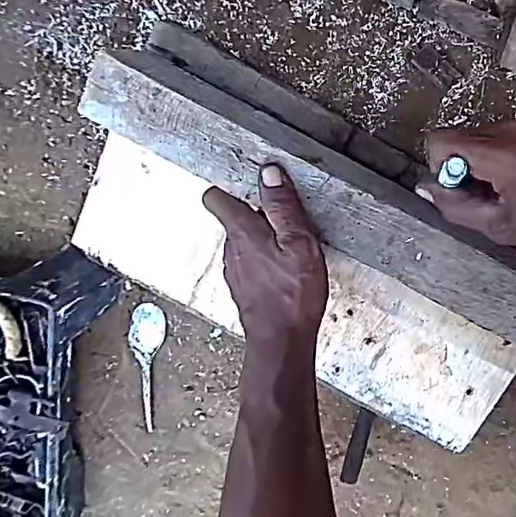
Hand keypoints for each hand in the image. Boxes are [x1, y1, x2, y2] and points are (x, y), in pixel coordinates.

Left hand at [202, 164, 328, 352]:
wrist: (282, 343)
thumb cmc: (293, 295)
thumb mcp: (299, 242)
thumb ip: (283, 207)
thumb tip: (269, 173)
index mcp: (242, 232)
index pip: (215, 198)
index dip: (232, 187)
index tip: (255, 185)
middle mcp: (231, 249)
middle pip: (236, 219)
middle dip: (258, 214)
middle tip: (289, 220)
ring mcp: (235, 271)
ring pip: (244, 242)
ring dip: (264, 239)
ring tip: (292, 248)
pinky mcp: (243, 287)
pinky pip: (251, 262)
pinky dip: (266, 260)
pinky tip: (288, 272)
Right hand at [417, 118, 515, 251]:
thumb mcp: (499, 225)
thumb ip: (455, 207)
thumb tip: (427, 189)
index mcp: (499, 152)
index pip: (441, 141)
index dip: (442, 168)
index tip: (462, 189)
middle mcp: (511, 129)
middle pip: (460, 138)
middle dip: (463, 167)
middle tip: (486, 195)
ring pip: (480, 136)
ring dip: (482, 161)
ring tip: (507, 189)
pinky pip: (502, 135)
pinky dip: (500, 155)